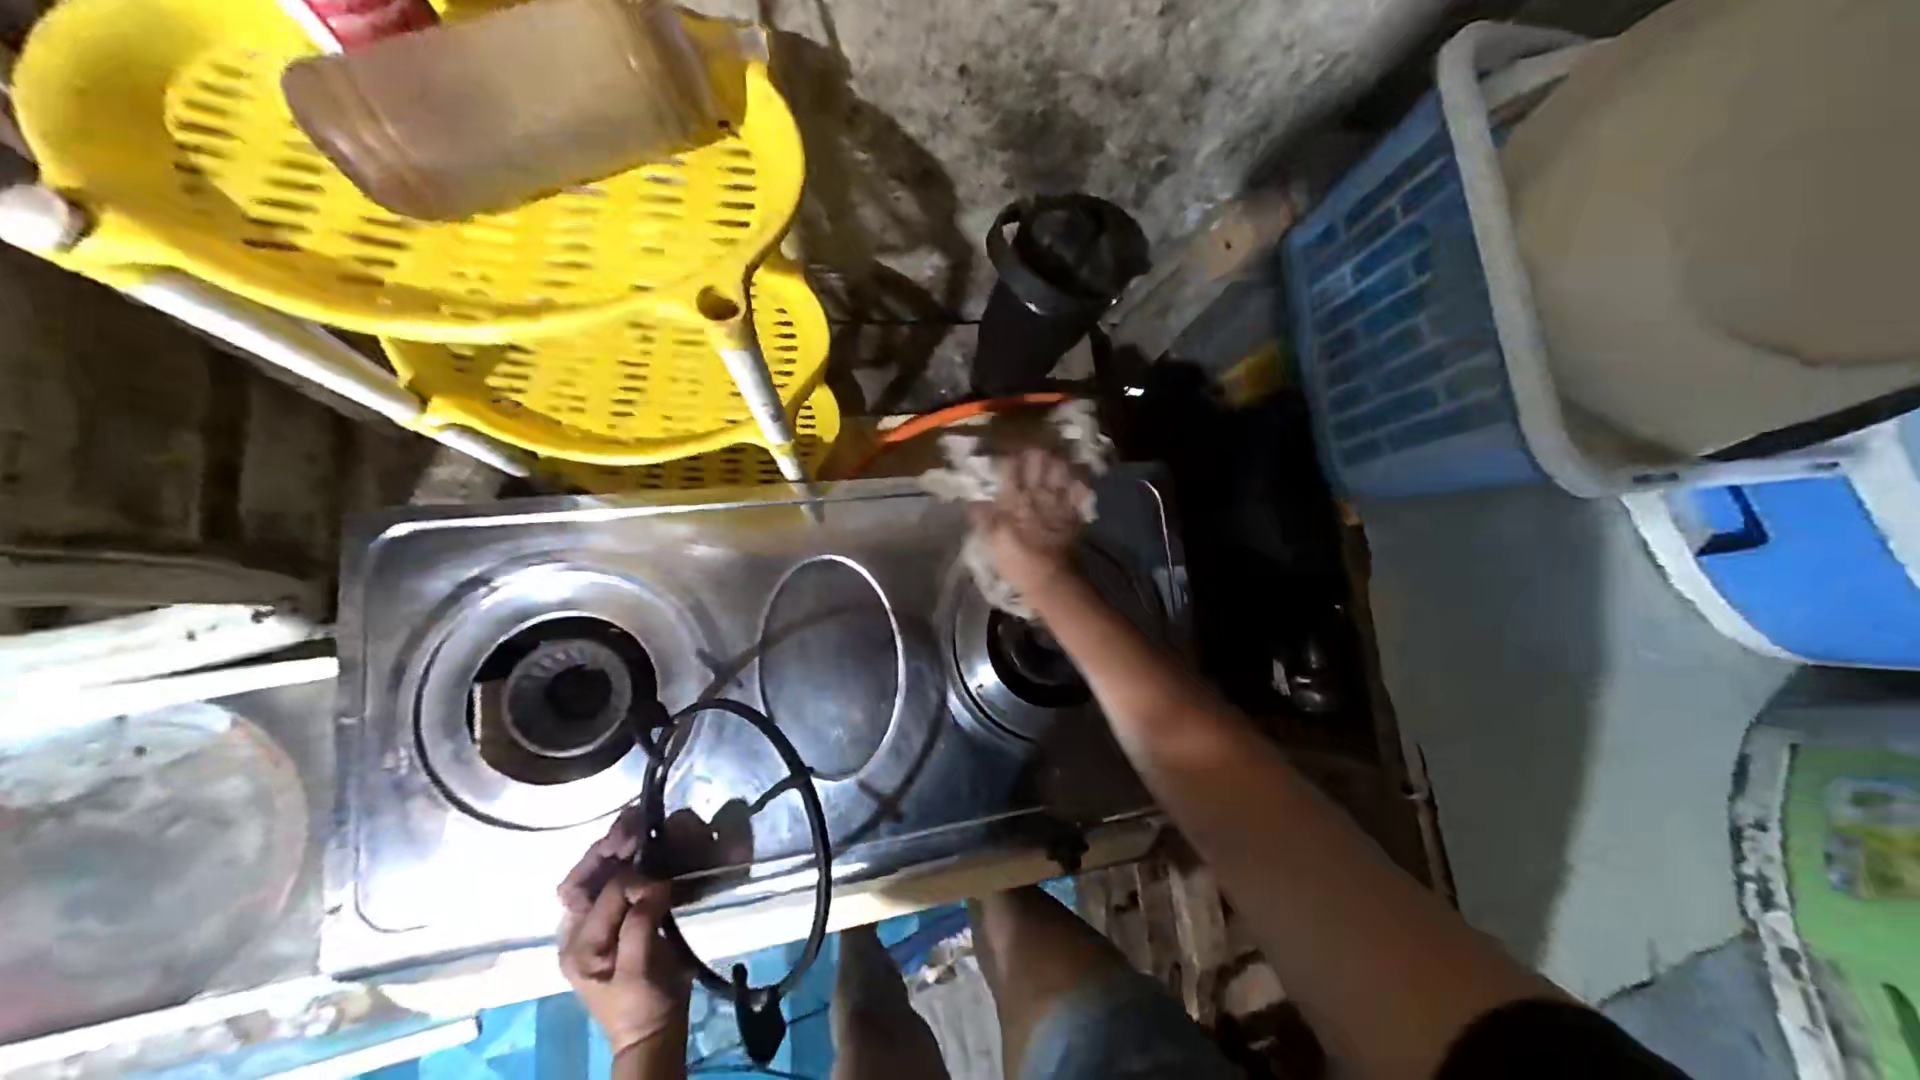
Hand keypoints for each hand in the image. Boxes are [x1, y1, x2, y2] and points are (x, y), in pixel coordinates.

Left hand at [558, 815, 690, 1060]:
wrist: (651, 1032)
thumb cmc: (645, 1004)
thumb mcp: (641, 970)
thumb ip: (639, 925)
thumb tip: (653, 885)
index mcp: (580, 945)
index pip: (598, 894)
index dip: (628, 879)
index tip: (659, 878)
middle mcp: (578, 930)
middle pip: (583, 878)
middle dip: (608, 847)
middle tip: (636, 820)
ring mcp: (594, 925)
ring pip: (594, 876)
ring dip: (615, 848)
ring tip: (637, 823)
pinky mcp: (612, 922)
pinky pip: (611, 883)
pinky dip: (625, 860)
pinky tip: (641, 845)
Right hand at [969, 448, 1089, 599]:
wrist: (1048, 578)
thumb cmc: (1015, 560)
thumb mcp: (990, 540)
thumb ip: (982, 518)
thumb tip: (971, 501)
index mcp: (1014, 498)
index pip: (1014, 469)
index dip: (1015, 457)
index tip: (1014, 450)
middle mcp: (1037, 495)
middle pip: (1040, 465)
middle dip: (1039, 454)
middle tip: (1037, 448)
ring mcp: (1058, 503)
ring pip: (1061, 473)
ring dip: (1060, 463)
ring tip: (1059, 456)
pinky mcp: (1073, 515)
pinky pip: (1080, 493)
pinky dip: (1080, 484)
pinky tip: (1080, 479)